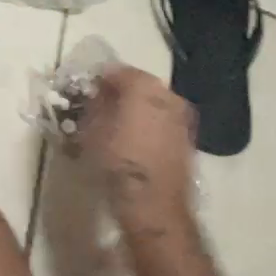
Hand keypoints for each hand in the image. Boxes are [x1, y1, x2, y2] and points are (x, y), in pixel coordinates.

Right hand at [82, 65, 195, 230]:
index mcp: (143, 86)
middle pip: (139, 85)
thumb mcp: (91, 131)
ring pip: (154, 103)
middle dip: (120, 94)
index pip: (116, 71)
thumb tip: (96, 97)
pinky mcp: (189, 138)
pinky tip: (136, 142)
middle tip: (101, 109)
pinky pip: (164, 122)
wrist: (154, 205)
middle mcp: (168, 94)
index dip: (98, 81)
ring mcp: (182, 116)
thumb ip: (94, 106)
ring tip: (118, 127)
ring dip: (137, 110)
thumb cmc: (117, 164)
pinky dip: (151, 125)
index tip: (86, 93)